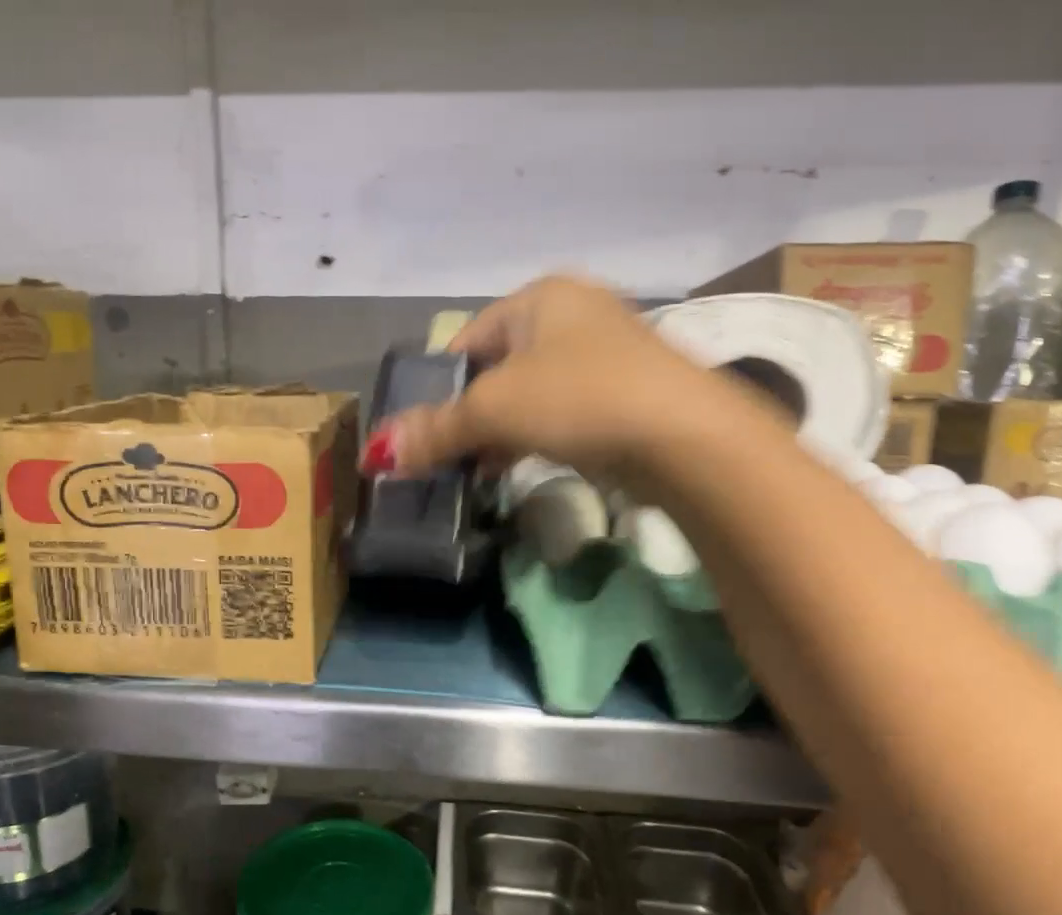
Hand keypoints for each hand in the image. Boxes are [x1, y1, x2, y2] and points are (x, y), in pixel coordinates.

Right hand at [373, 276, 732, 482]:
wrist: (686, 437)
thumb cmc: (581, 399)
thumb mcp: (495, 411)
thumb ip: (435, 430)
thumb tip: (375, 455)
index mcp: (541, 296)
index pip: (468, 340)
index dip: (439, 387)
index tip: (423, 433)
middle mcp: (576, 314)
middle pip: (500, 368)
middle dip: (472, 415)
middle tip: (452, 459)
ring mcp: (609, 354)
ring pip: (534, 394)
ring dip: (505, 432)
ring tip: (485, 471)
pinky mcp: (631, 395)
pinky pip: (568, 414)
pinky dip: (543, 439)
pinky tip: (531, 467)